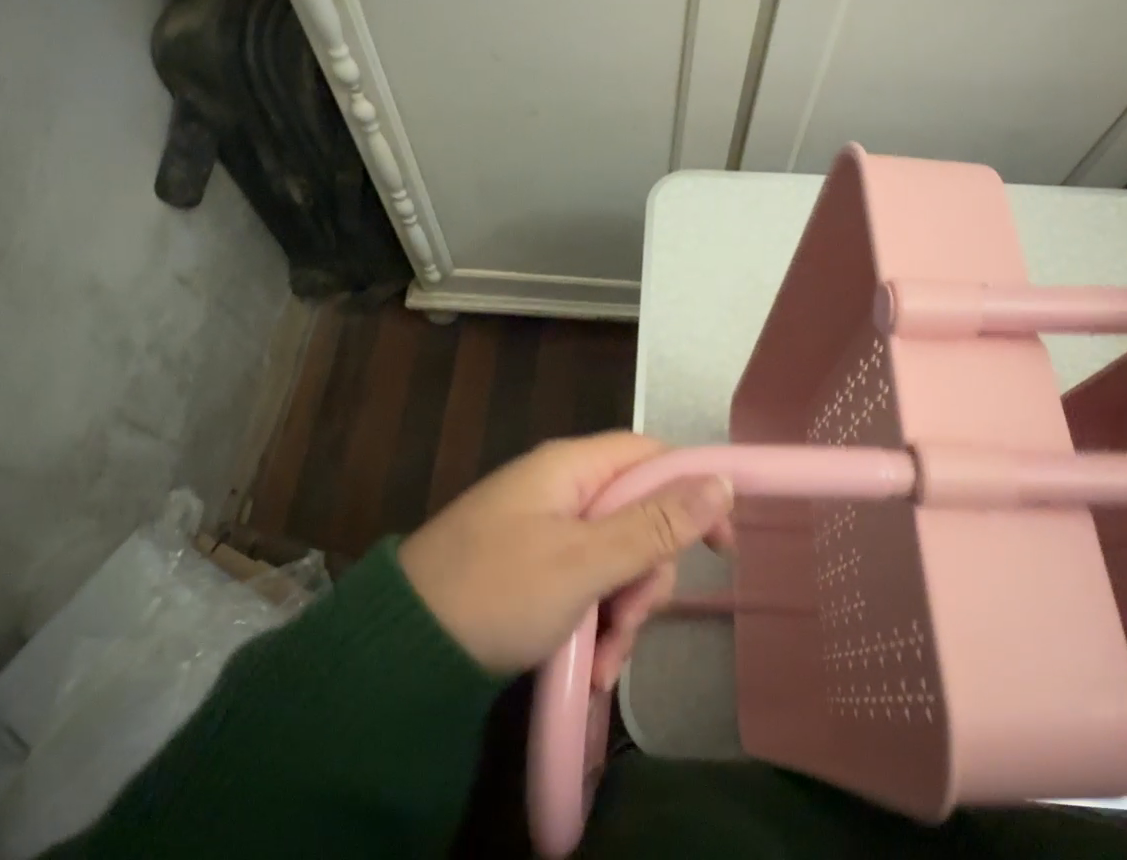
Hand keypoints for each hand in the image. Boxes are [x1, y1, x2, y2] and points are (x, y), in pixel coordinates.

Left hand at [398, 431, 734, 688]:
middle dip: (647, 575)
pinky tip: (594, 669)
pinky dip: (598, 626)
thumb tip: (719, 482)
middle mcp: (561, 493)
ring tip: (606, 660)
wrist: (405, 651)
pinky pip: (589, 587)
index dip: (693, 493)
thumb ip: (655, 524)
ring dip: (624, 613)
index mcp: (570, 470)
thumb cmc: (497, 593)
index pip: (652, 458)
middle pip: (640, 517)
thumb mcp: (585, 562)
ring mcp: (546, 534)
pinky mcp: (535, 573)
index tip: (721, 548)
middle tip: (630, 617)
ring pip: (619, 561)